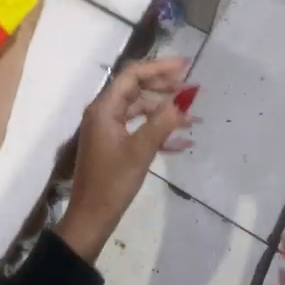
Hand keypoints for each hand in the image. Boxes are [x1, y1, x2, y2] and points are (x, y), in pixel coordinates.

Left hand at [54, 56, 195, 261]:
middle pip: (137, 89)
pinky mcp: (115, 145)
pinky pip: (139, 130)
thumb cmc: (112, 182)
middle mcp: (105, 112)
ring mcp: (109, 129)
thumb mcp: (140, 151)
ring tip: (193, 118)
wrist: (91, 219)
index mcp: (105, 107)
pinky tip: (184, 143)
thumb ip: (162, 122)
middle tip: (192, 90)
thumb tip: (184, 99)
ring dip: (165, 113)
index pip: (133, 75)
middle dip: (165, 88)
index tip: (185, 66)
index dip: (159, 67)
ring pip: (141, 110)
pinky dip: (159, 132)